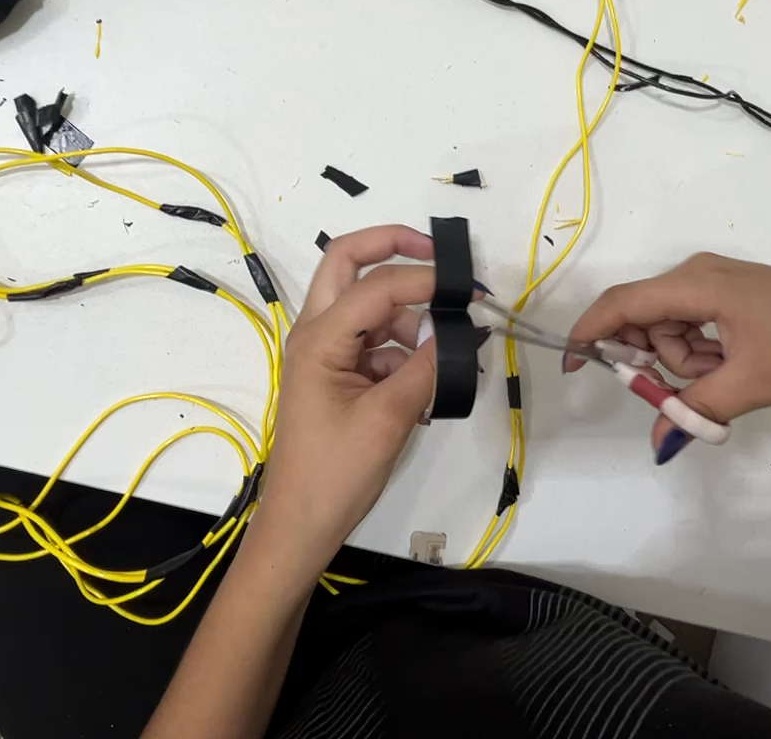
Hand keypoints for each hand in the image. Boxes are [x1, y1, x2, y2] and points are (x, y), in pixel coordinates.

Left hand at [252, 225, 438, 577]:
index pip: (376, 285)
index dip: (425, 279)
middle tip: (437, 254)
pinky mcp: (337, 370)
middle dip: (391, 245)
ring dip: (406, 313)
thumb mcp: (390, 418)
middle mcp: (316, 331)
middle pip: (347, 261)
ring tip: (444, 348)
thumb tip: (461, 329)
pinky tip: (428, 378)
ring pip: (366, 302)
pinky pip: (374, 339)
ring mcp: (325, 349)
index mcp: (319, 338)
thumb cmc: (336, 475)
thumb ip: (427, 366)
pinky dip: (403, 348)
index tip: (469, 291)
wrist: (301, 525)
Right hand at [566, 253, 770, 463]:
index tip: (573, 365)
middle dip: (654, 360)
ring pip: (666, 326)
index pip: (623, 303)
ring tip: (726, 376)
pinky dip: (698, 351)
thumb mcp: (751, 383)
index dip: (591, 331)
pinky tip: (730, 363)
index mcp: (697, 284)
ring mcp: (710, 280)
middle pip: (643, 318)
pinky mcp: (723, 292)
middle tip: (680, 392)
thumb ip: (696, 411)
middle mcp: (695, 274)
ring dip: (683, 360)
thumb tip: (659, 446)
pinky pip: (687, 323)